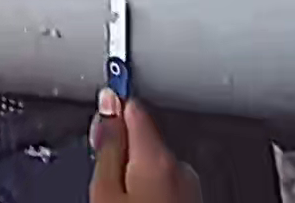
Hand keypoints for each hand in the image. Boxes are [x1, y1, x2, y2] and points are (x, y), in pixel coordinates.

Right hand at [89, 88, 202, 202]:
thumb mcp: (104, 186)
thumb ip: (106, 140)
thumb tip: (107, 101)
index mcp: (159, 156)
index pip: (132, 104)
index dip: (111, 106)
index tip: (99, 110)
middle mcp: (184, 170)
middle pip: (144, 134)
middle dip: (124, 143)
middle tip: (105, 166)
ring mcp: (195, 191)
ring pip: (156, 161)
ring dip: (138, 167)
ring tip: (123, 191)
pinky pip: (168, 182)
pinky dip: (154, 186)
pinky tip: (140, 200)